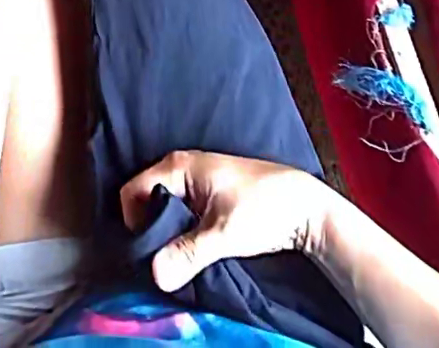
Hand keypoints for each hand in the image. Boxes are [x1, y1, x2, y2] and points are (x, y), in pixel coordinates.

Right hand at [121, 151, 335, 292]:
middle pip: (146, 199)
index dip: (133, 222)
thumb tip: (154, 273)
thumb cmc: (264, 208)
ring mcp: (196, 180)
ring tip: (178, 260)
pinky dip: (180, 232)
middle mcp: (182, 167)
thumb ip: (188, 253)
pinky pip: (180, 212)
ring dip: (166, 234)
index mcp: (178, 165)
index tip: (146, 253)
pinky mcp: (208, 195)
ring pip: (164, 208)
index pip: (133, 190)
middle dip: (149, 230)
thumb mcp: (224, 234)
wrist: (305, 206)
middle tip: (161, 261)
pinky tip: (192, 252)